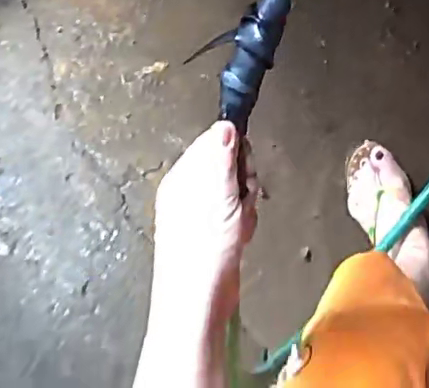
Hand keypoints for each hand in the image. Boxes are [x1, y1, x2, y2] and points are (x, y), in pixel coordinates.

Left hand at [139, 120, 257, 387]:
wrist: (198, 304)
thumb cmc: (204, 252)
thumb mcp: (221, 194)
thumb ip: (224, 156)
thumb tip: (226, 124)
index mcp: (182, 176)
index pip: (215, 139)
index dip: (236, 150)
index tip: (243, 167)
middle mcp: (187, 190)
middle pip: (229, 162)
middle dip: (244, 179)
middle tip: (241, 199)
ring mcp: (198, 210)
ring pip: (236, 186)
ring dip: (246, 201)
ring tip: (239, 222)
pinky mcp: (209, 229)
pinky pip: (235, 207)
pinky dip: (243, 218)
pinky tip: (239, 234)